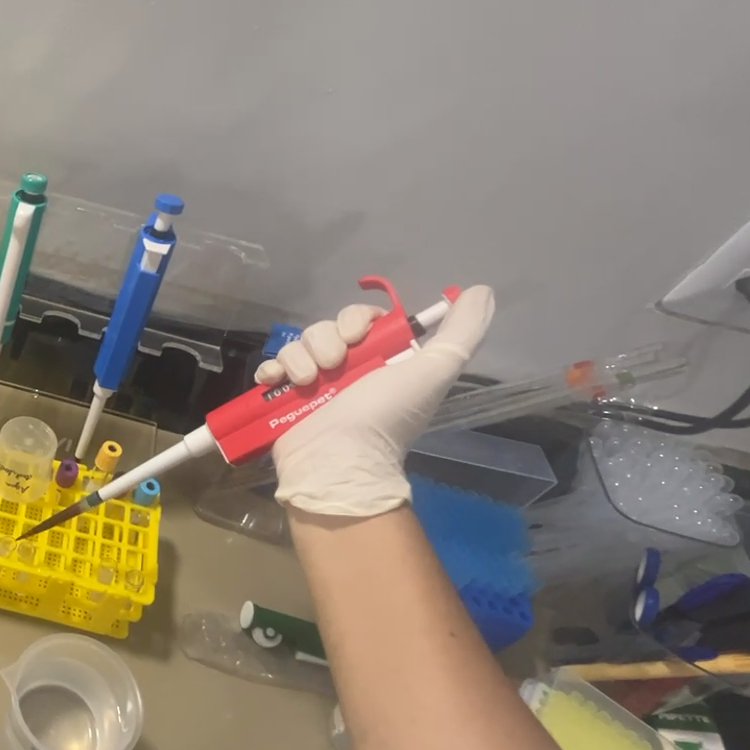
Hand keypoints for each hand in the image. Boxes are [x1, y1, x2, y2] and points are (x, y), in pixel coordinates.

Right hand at [255, 285, 494, 516]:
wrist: (337, 458)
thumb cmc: (385, 416)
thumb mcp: (434, 372)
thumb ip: (462, 332)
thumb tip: (479, 291)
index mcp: (379, 360)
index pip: (361, 319)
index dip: (356, 320)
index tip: (358, 336)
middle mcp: (345, 370)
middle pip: (324, 329)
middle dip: (325, 340)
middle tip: (333, 366)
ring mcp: (311, 384)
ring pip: (296, 346)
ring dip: (299, 358)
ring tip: (307, 383)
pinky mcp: (282, 398)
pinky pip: (270, 368)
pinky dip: (270, 371)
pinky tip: (275, 382)